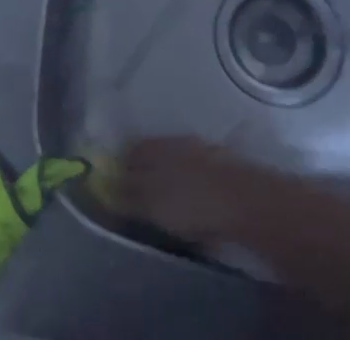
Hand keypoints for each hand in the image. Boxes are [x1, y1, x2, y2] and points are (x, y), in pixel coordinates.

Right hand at [110, 137, 267, 245]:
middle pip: (156, 155)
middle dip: (147, 173)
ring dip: (174, 181)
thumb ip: (125, 193)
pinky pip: (203, 178)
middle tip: (142, 200)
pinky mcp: (228, 169)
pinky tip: (198, 206)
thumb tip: (102, 185)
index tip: (116, 188)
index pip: (131, 149)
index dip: (121, 168)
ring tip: (171, 206)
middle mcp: (180, 143)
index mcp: (156, 147)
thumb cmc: (190, 202)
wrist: (247, 202)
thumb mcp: (149, 202)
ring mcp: (206, 153)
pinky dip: (196, 189)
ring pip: (181, 165)